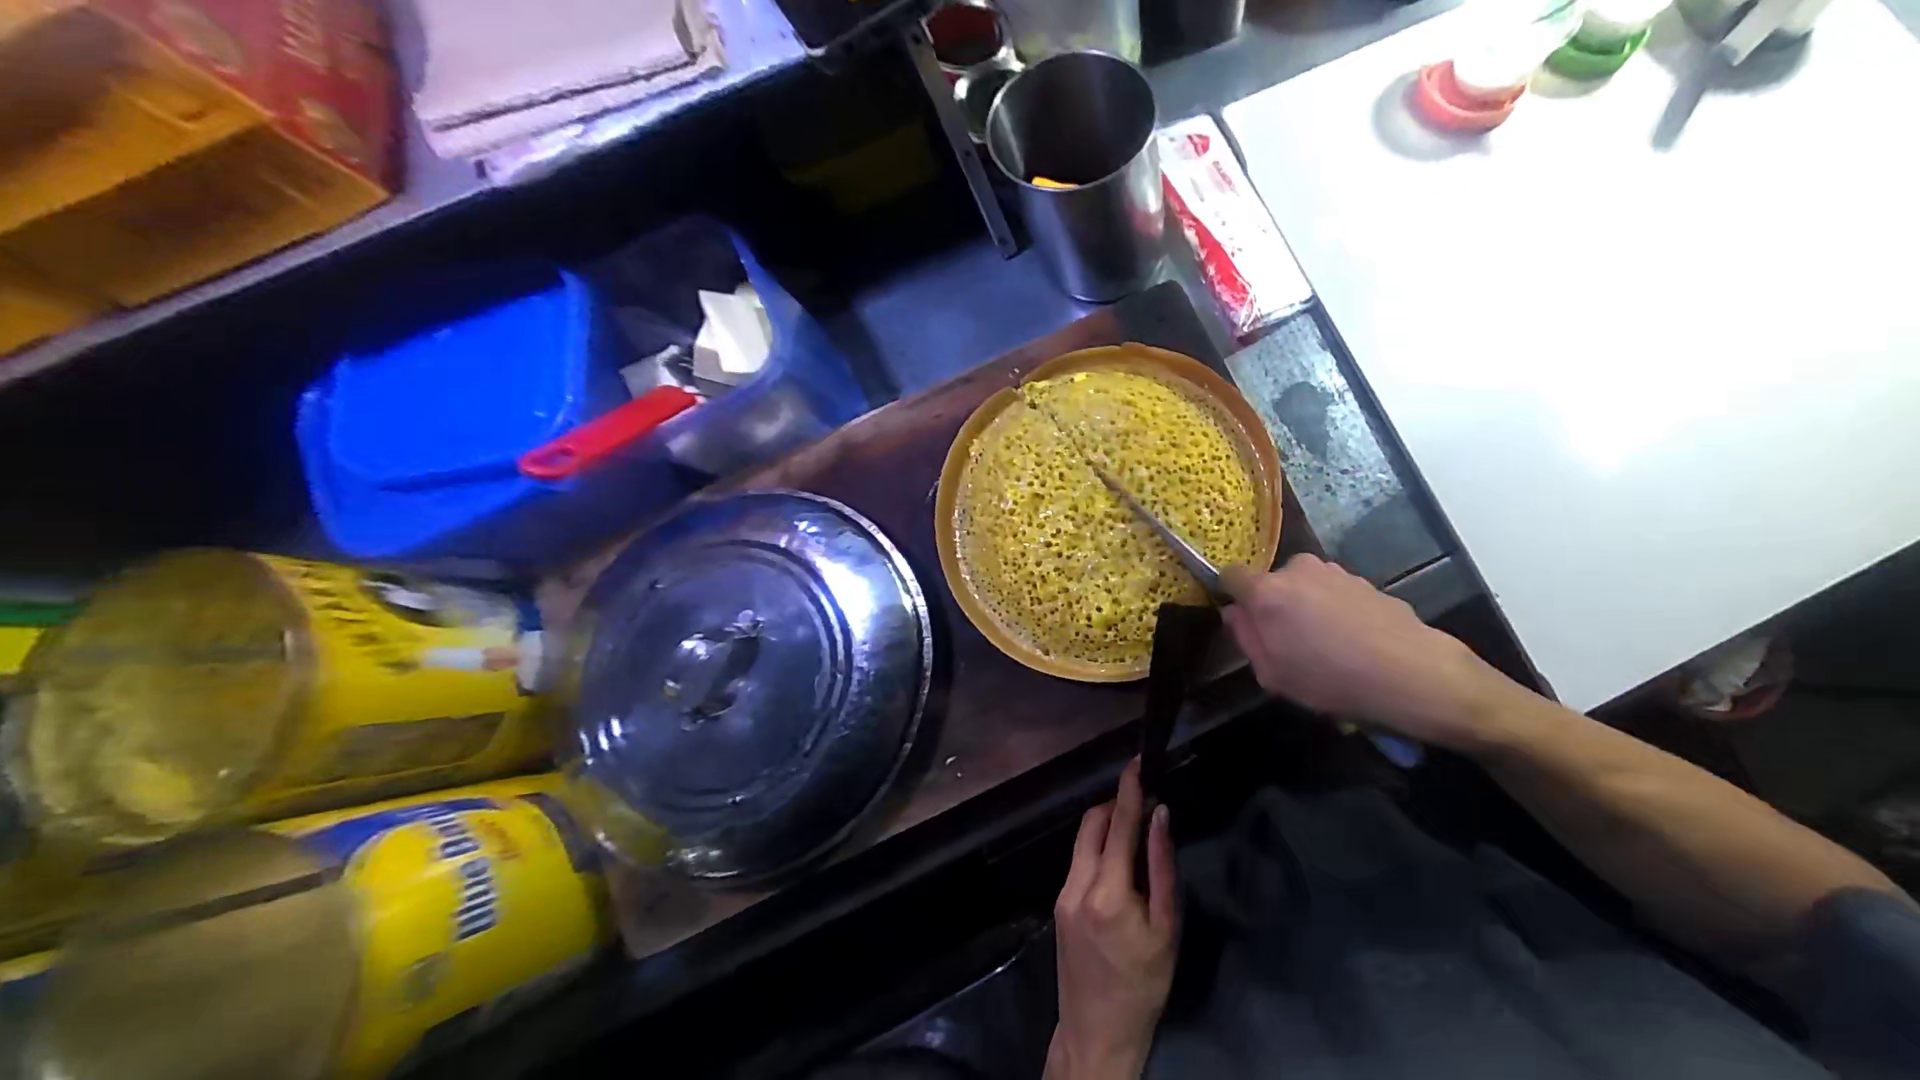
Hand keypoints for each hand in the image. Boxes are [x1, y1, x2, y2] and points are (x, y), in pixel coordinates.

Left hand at [1047, 759, 1178, 1079]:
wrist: (1098, 1029)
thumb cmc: (1145, 984)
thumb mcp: (1167, 929)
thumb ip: (1162, 867)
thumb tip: (1160, 816)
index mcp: (1109, 892)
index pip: (1118, 825)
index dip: (1129, 789)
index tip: (1137, 763)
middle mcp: (1077, 884)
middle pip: (1092, 823)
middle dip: (1116, 805)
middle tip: (1144, 803)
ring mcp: (1062, 892)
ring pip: (1083, 840)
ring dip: (1107, 827)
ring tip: (1136, 833)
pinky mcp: (1058, 902)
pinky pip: (1079, 860)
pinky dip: (1098, 850)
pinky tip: (1120, 865)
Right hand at [1219, 554, 1509, 750]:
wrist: (1414, 674)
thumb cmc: (1331, 679)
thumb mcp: (1272, 673)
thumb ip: (1245, 637)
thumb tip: (1236, 613)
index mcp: (1267, 592)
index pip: (1231, 574)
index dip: (1231, 594)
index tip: (1243, 618)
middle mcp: (1297, 570)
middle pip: (1271, 582)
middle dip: (1274, 605)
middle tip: (1289, 641)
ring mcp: (1334, 572)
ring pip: (1304, 587)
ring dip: (1307, 607)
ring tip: (1328, 645)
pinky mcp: (1365, 580)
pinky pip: (1334, 593)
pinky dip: (1336, 610)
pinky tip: (1355, 642)